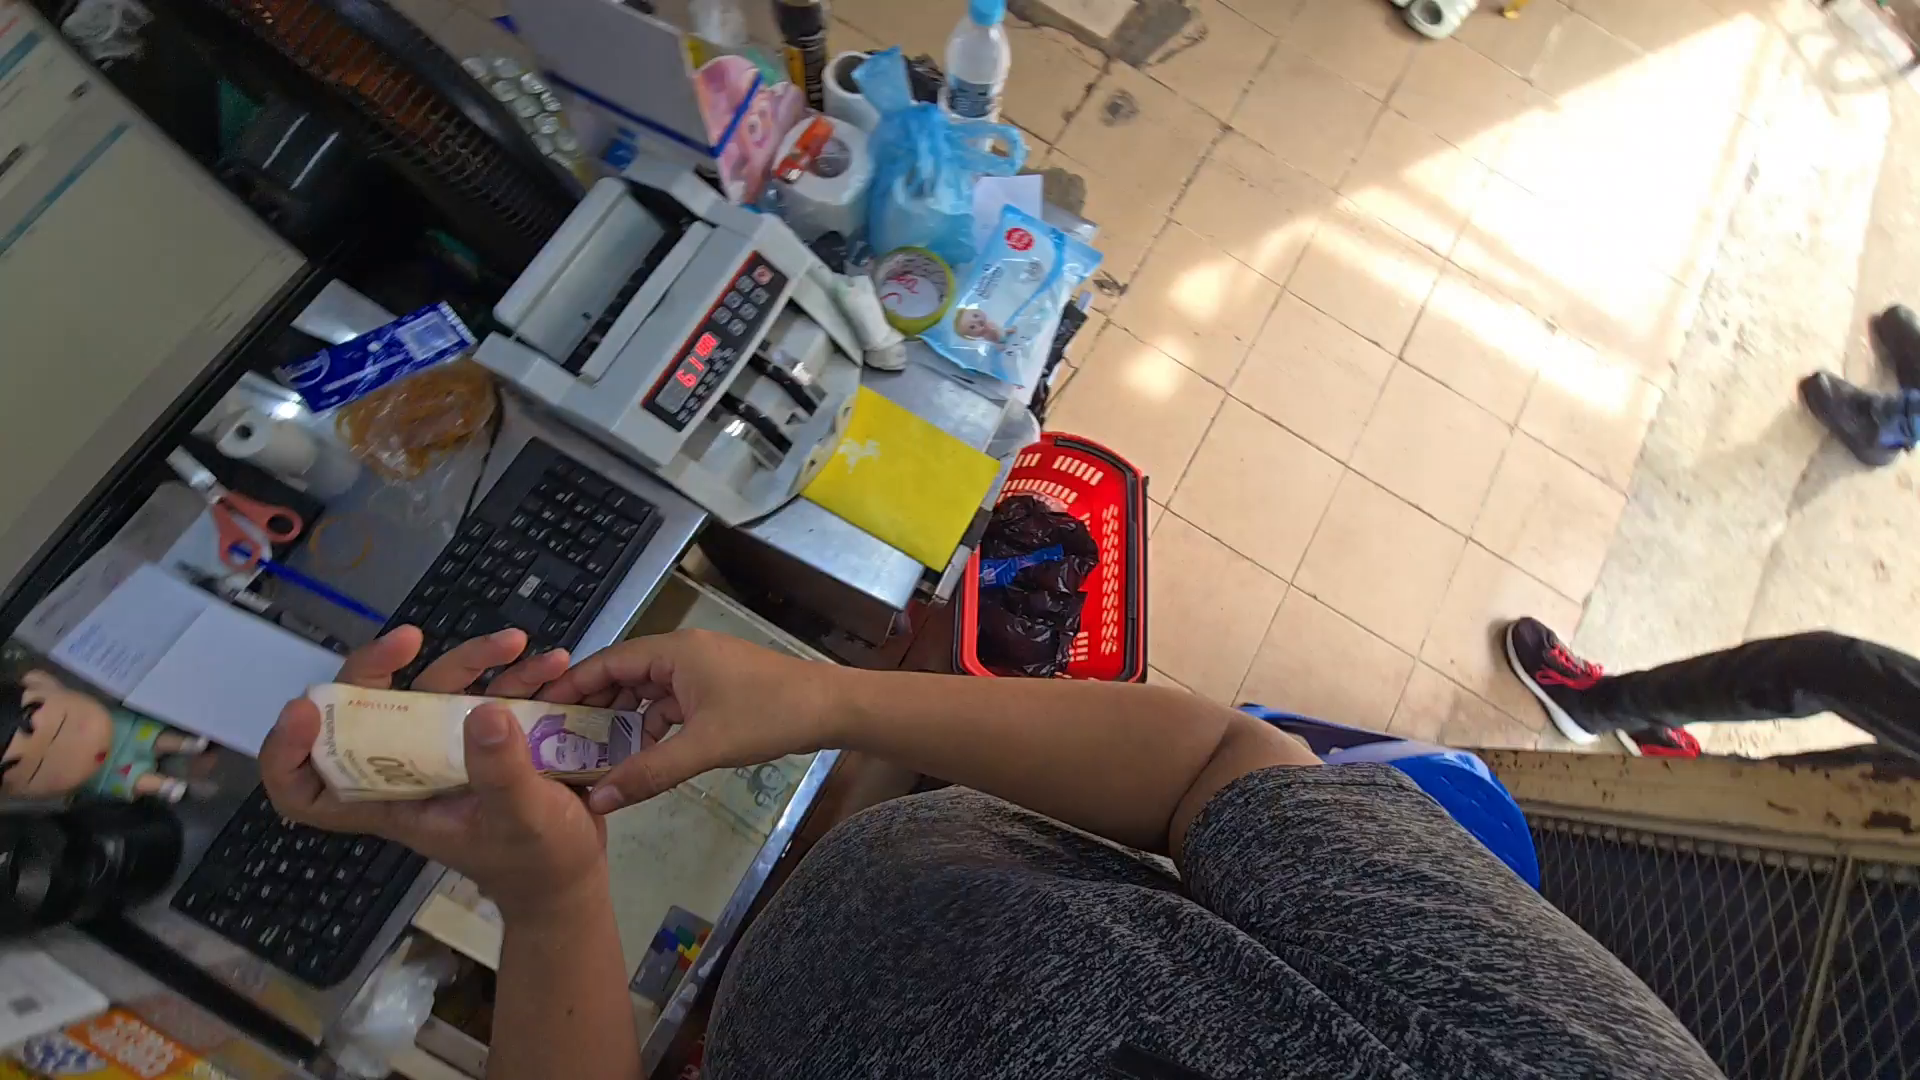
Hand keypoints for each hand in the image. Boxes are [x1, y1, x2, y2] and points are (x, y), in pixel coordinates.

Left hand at [261, 627, 605, 921]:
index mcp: (400, 804)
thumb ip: (501, 771)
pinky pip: (505, 695)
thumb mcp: (520, 818)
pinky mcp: (505, 738)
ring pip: (447, 693)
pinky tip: (555, 665)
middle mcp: (421, 770)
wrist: (576, 871)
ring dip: (481, 660)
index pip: (314, 790)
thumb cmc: (536, 860)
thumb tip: (484, 712)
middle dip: (388, 669)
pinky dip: (528, 676)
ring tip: (521, 642)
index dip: (293, 753)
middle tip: (411, 636)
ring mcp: (464, 751)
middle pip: (384, 712)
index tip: (306, 709)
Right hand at [538, 630, 843, 814]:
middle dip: (596, 711)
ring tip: (596, 759)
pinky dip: (656, 727)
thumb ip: (650, 772)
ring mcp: (703, 670)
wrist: (830, 707)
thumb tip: (597, 800)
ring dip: (627, 723)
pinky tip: (645, 757)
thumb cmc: (768, 714)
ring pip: (649, 694)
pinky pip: (673, 704)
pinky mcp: (718, 688)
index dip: (571, 688)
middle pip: (624, 677)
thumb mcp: (705, 745)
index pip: (607, 662)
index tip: (538, 719)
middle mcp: (684, 653)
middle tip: (561, 749)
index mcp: (675, 651)